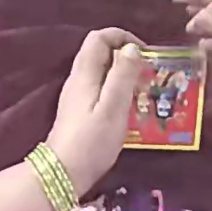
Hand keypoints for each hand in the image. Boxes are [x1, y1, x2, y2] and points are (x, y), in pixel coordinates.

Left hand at [48, 28, 142, 193]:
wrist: (63, 173)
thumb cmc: (92, 142)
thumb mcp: (113, 108)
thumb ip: (122, 76)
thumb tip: (132, 48)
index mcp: (84, 74)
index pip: (98, 38)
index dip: (122, 37)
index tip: (145, 53)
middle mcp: (77, 80)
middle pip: (99, 52)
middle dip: (125, 55)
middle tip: (148, 73)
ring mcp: (76, 96)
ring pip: (100, 70)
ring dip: (122, 73)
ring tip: (143, 89)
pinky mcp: (78, 110)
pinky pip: (99, 87)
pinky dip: (115, 88)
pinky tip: (128, 106)